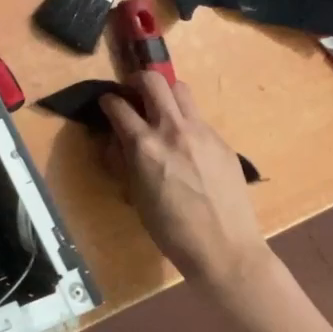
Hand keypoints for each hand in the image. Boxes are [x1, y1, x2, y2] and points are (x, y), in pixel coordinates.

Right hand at [101, 72, 269, 288]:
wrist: (226, 251)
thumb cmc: (170, 229)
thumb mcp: (135, 192)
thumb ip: (125, 157)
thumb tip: (118, 138)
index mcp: (145, 145)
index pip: (117, 104)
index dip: (107, 101)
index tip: (107, 106)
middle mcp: (172, 130)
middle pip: (153, 80)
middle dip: (137, 81)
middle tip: (133, 95)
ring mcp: (202, 134)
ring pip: (181, 90)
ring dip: (165, 95)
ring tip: (161, 113)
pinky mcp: (222, 143)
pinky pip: (199, 119)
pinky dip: (186, 123)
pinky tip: (188, 148)